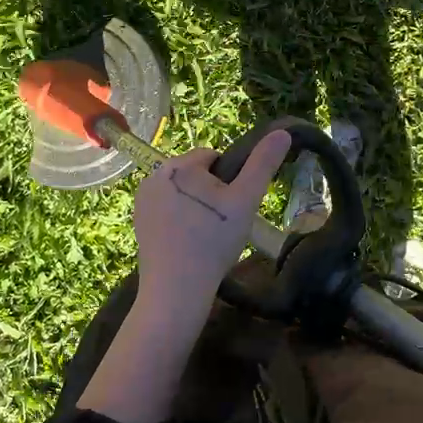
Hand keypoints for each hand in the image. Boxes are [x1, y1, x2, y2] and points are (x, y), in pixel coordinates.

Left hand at [129, 130, 291, 309]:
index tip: (232, 207)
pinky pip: (168, 209)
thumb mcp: (245, 200)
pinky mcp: (139, 221)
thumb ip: (263, 164)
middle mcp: (154, 175)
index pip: (212, 157)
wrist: (176, 290)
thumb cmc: (213, 241)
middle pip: (196, 174)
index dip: (229, 180)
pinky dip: (180, 219)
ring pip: (182, 192)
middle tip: (221, 224)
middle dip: (211, 193)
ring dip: (196, 205)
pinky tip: (189, 242)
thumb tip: (283, 132)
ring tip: (206, 235)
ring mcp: (143, 200)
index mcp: (178, 165)